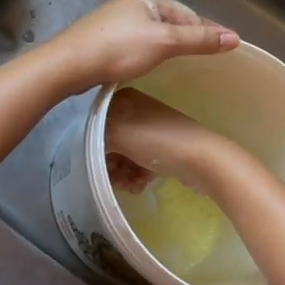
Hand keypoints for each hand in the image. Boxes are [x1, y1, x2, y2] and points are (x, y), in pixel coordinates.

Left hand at [46, 0, 237, 91]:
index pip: (188, 13)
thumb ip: (199, 40)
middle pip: (170, 20)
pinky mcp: (102, 35)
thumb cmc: (119, 48)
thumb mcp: (165, 43)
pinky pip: (135, 41)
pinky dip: (147, 51)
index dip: (206, 31)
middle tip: (204, 61)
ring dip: (166, 45)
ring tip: (179, 66)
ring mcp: (114, 17)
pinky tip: (148, 65)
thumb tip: (235, 37)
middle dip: (187, 37)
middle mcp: (132, 1)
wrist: (69, 62)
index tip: (222, 51)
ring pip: (151, 31)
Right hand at [104, 87, 242, 193]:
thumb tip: (84, 145)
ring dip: (121, 173)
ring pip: (124, 154)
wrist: (201, 160)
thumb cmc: (154, 140)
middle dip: (108, 162)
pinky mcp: (162, 149)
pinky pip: (139, 162)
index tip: (93, 161)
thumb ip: (93, 136)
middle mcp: (136, 110)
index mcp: (124, 98)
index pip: (95, 120)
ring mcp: (150, 130)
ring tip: (127, 186)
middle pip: (109, 139)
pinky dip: (136, 175)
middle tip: (111, 179)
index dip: (92, 142)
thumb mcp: (115, 132)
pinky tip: (139, 187)